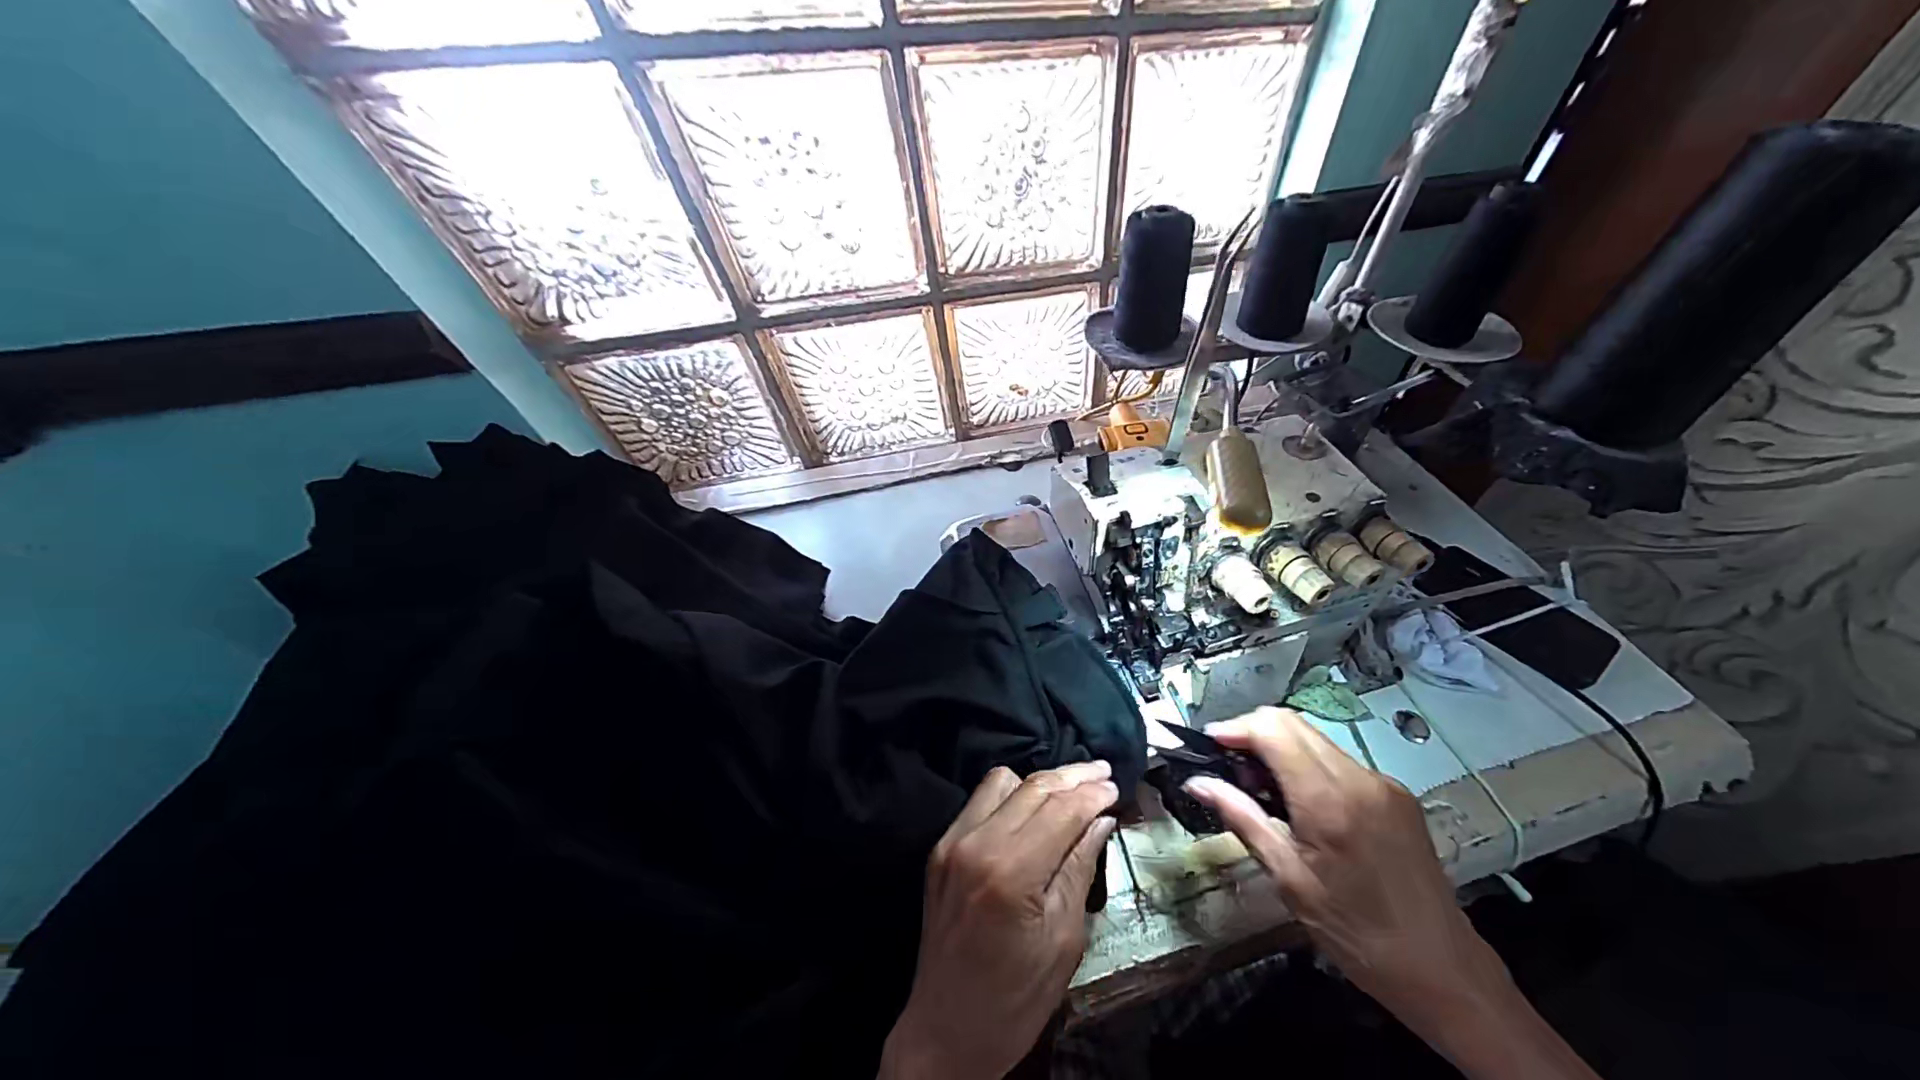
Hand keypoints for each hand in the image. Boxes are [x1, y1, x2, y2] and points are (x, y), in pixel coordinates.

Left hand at [878, 761, 1118, 1079]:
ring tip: (1069, 793)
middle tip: (1102, 774)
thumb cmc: (1017, 998)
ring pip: (1001, 781)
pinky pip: (979, 801)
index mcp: (1010, 873)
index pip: (1060, 810)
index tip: (1116, 786)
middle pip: (1031, 787)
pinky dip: (1010, 795)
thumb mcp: (1064, 938)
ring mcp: (951, 842)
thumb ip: (1079, 867)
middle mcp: (975, 844)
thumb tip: (1100, 820)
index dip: (1092, 794)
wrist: (946, 1028)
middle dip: (1072, 778)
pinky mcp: (939, 847)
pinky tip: (1032, 809)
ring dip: (1038, 782)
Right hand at [1184, 708, 1598, 1079]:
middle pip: (1293, 724)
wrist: (1442, 969)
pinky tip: (1301, 804)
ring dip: (1280, 750)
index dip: (1235, 729)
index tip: (1209, 748)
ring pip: (1315, 739)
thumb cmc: (1355, 932)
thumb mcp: (1287, 878)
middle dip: (1254, 734)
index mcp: (1328, 800)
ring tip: (1262, 792)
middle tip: (1231, 771)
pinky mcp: (1397, 795)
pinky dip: (1309, 767)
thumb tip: (1196, 782)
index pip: (1273, 729)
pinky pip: (1339, 761)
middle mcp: (1359, 779)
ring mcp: (1383, 784)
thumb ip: (1241, 818)